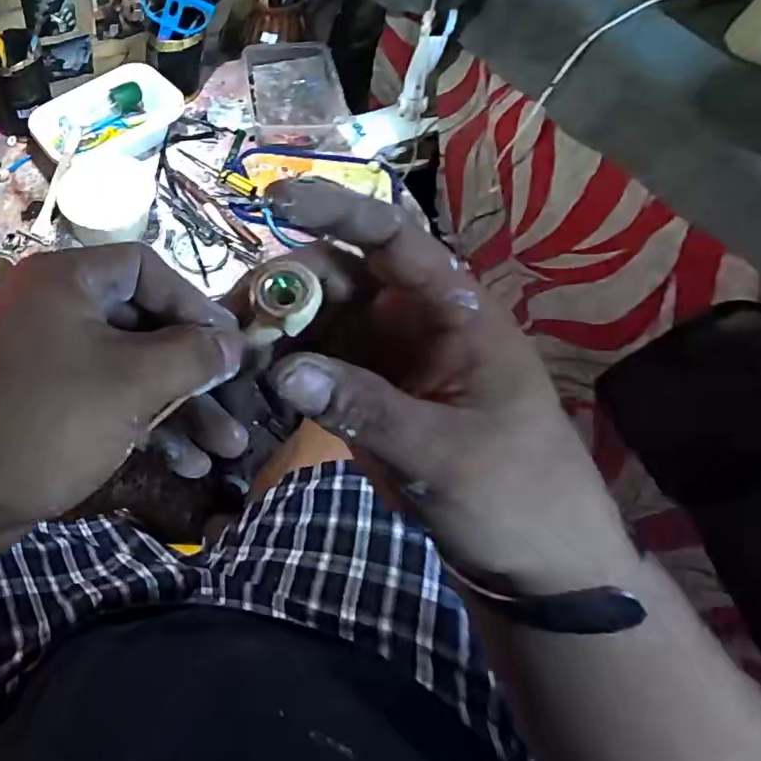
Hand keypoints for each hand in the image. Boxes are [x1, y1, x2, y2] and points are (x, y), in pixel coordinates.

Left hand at [0, 244, 246, 554]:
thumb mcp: (129, 383)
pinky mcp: (39, 402)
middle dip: (194, 373)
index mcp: (65, 280)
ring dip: (175, 408)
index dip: (196, 306)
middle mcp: (52, 309)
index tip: (233, 348)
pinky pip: (99, 399)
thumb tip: (231, 341)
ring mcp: (43, 358)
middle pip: (141, 326)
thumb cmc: (43, 419)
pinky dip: (139, 424)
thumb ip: (189, 355)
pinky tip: (182, 464)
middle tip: (237, 415)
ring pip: (124, 370)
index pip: (148, 270)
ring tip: (222, 453)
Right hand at [259, 179, 637, 590]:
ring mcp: (375, 355)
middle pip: (329, 277)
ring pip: (306, 318)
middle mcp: (406, 320)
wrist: (529, 562)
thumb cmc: (517, 496)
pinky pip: (300, 361)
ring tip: (230, 359)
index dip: (335, 211)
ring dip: (266, 332)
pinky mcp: (353, 388)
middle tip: (232, 326)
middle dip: (279, 292)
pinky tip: (244, 386)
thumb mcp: (445, 452)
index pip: (392, 240)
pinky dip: (270, 368)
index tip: (274, 199)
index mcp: (452, 312)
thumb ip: (364, 407)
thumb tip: (282, 372)